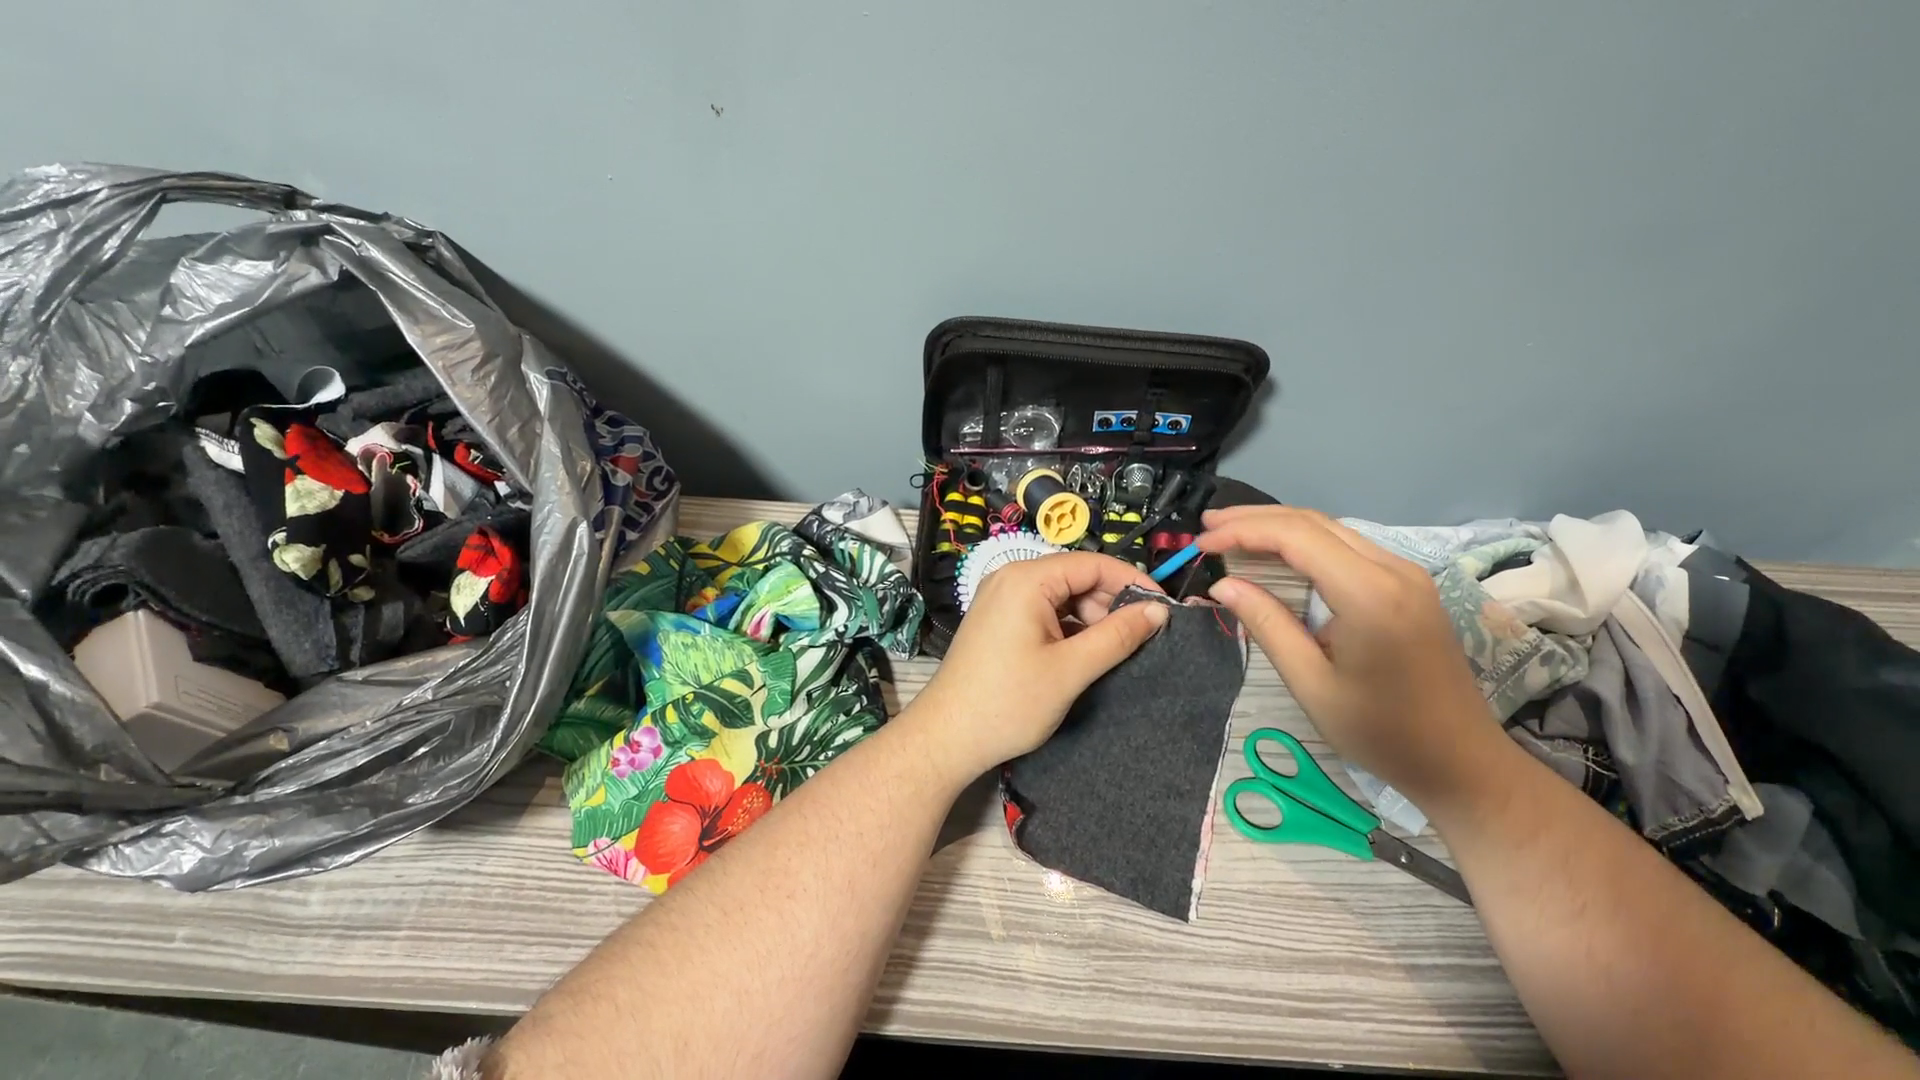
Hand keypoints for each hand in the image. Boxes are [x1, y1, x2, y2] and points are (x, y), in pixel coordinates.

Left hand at [905, 552, 1169, 777]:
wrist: (946, 737)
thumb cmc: (1008, 702)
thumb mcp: (1071, 670)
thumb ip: (1118, 636)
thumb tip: (1159, 611)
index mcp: (1026, 579)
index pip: (1093, 564)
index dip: (1133, 583)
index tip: (1165, 610)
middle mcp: (1010, 578)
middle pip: (1077, 578)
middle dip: (1112, 604)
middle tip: (1141, 639)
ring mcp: (1001, 600)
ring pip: (1062, 597)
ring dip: (1092, 620)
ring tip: (1115, 653)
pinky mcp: (998, 622)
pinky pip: (1044, 612)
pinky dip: (1070, 629)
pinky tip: (1086, 655)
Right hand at [1195, 506, 1502, 807]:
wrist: (1460, 760)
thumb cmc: (1381, 731)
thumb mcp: (1311, 683)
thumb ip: (1267, 625)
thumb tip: (1223, 585)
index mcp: (1369, 593)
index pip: (1295, 537)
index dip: (1243, 532)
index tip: (1201, 543)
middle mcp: (1392, 569)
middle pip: (1314, 522)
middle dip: (1256, 520)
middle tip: (1207, 525)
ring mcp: (1406, 575)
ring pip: (1332, 530)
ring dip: (1280, 528)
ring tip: (1231, 533)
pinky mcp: (1408, 587)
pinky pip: (1349, 549)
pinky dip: (1305, 545)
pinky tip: (1277, 557)